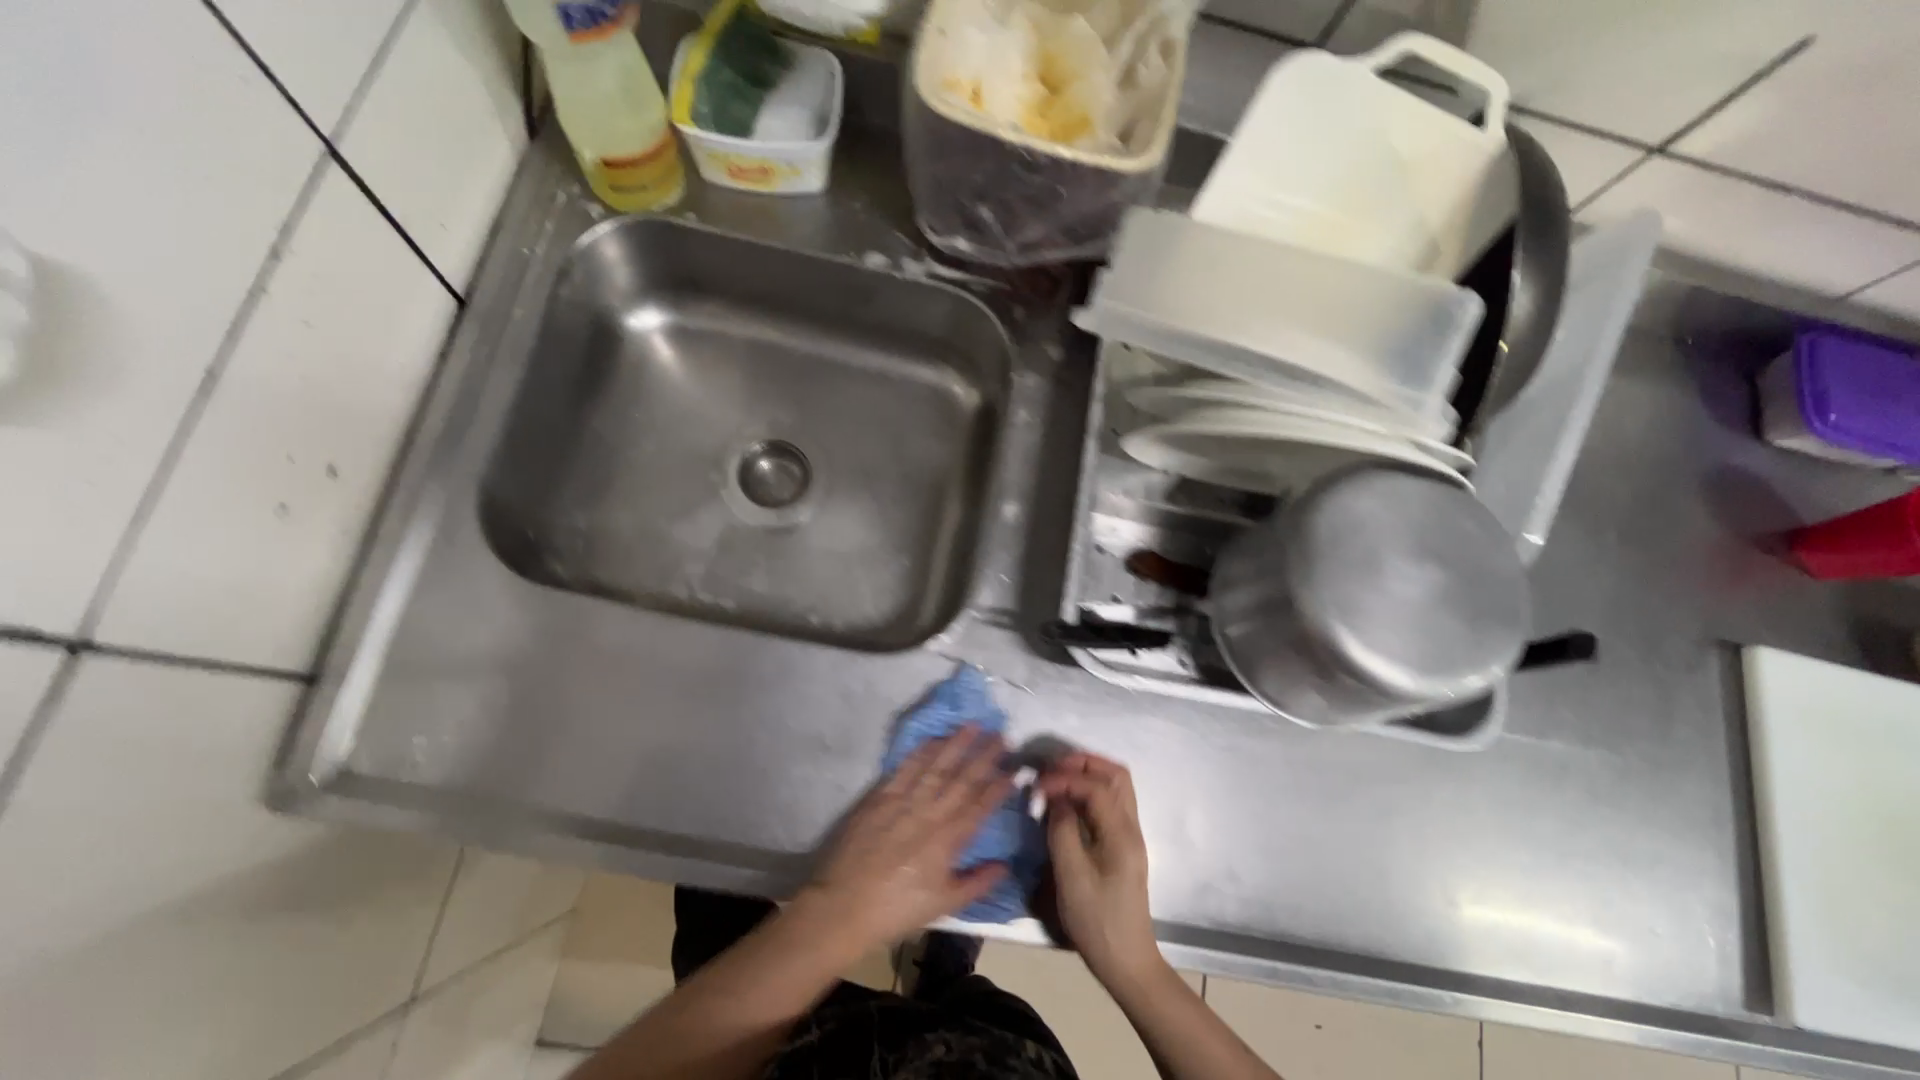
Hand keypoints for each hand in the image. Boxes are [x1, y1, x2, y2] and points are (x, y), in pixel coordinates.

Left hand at [799, 727, 1013, 950]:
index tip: (1015, 770)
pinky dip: (920, 753)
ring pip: (935, 766)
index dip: (999, 787)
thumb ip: (977, 883)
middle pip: (961, 779)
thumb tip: (1005, 865)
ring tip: (973, 726)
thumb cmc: (897, 910)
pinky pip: (904, 769)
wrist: (844, 906)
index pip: (979, 806)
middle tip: (1002, 736)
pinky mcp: (879, 798)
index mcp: (948, 839)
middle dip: (984, 756)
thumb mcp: (944, 904)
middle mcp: (929, 813)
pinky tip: (933, 740)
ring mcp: (902, 802)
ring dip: (955, 745)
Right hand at [1038, 752, 1158, 982]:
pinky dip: (1089, 793)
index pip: (1097, 786)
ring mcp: (1129, 836)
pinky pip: (1110, 804)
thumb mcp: (1071, 876)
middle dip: (1083, 763)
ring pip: (1116, 787)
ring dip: (1087, 775)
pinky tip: (1067, 805)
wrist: (1125, 960)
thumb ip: (1062, 830)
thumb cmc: (1096, 920)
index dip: (1065, 777)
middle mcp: (1131, 828)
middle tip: (1050, 770)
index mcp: (1121, 834)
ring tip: (1056, 781)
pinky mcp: (1122, 847)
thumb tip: (1054, 798)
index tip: (1037, 785)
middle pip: (1116, 775)